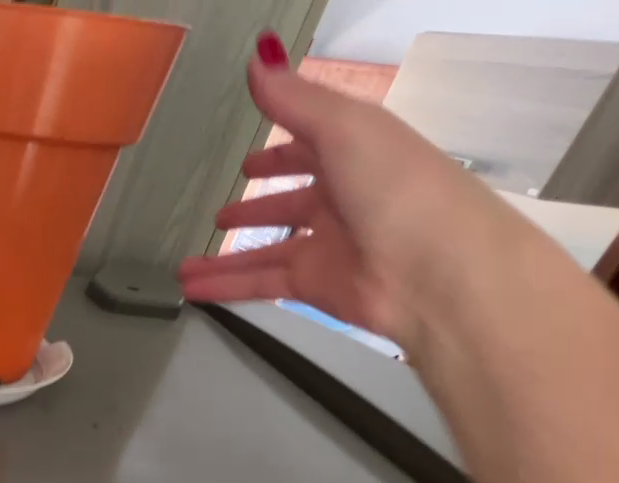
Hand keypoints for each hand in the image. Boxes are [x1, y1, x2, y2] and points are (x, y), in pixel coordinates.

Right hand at [177, 37, 517, 348]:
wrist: (435, 269)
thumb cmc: (398, 188)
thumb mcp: (345, 128)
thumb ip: (294, 99)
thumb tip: (258, 55)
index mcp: (358, 154)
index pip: (313, 149)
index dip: (280, 153)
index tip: (249, 163)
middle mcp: (344, 199)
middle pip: (290, 204)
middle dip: (255, 209)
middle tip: (222, 216)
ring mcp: (329, 245)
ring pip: (265, 250)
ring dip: (224, 258)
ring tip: (184, 267)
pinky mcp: (315, 285)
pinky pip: (260, 283)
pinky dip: (226, 287)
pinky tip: (193, 290)